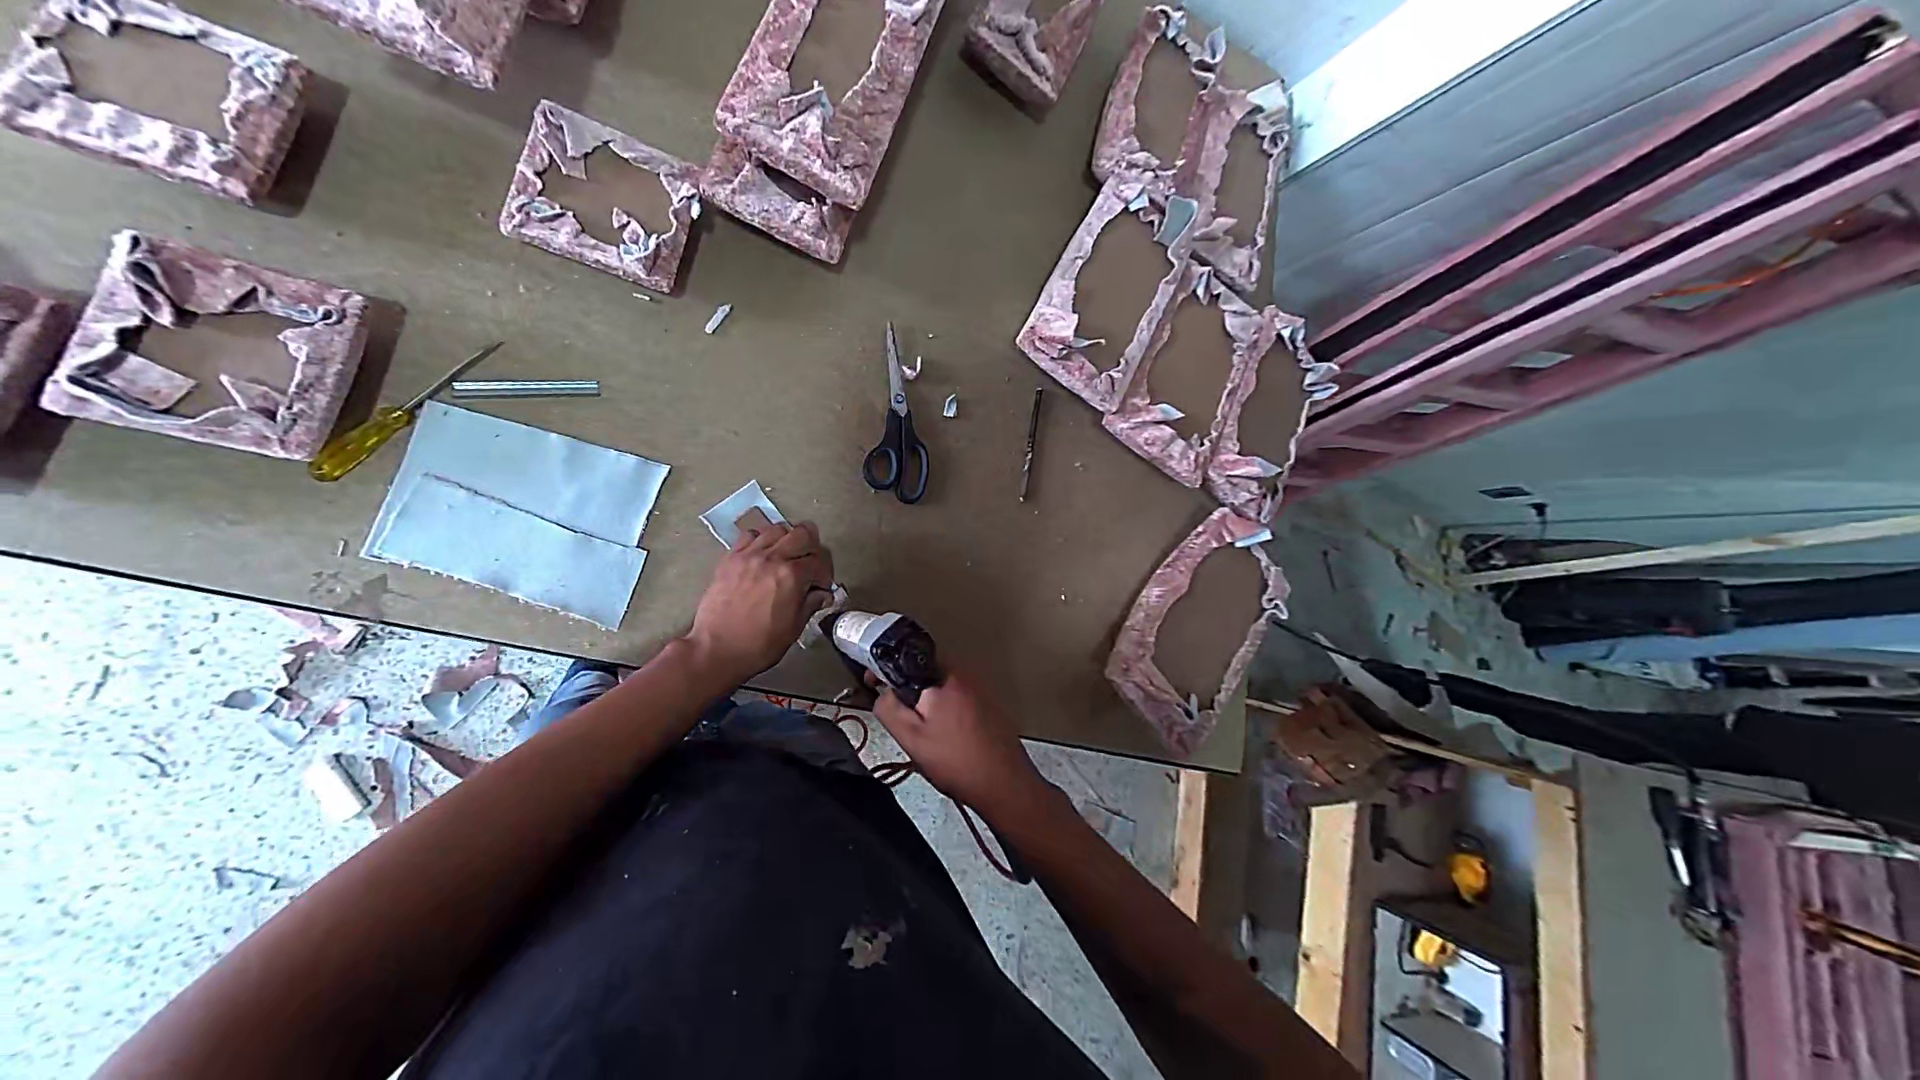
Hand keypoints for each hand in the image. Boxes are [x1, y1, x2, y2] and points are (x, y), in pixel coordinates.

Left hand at [685, 521, 834, 684]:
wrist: (717, 650)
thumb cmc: (756, 644)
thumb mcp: (794, 627)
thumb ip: (810, 604)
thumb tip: (821, 594)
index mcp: (791, 576)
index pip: (819, 561)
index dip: (825, 573)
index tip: (822, 584)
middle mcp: (771, 559)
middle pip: (802, 533)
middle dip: (813, 547)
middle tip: (811, 563)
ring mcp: (748, 556)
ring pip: (777, 529)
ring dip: (787, 539)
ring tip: (787, 556)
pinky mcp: (730, 559)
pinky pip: (750, 536)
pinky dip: (761, 540)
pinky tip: (763, 555)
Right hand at [872, 670, 1049, 819]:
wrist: (1004, 785)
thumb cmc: (959, 763)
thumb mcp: (911, 738)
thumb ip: (889, 709)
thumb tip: (882, 692)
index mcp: (944, 677)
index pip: (904, 661)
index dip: (885, 674)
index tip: (874, 686)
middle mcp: (965, 677)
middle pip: (923, 678)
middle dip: (911, 699)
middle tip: (909, 728)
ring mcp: (980, 692)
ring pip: (941, 694)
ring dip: (930, 711)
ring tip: (933, 742)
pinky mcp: (990, 708)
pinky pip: (959, 705)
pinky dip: (948, 719)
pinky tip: (950, 744)